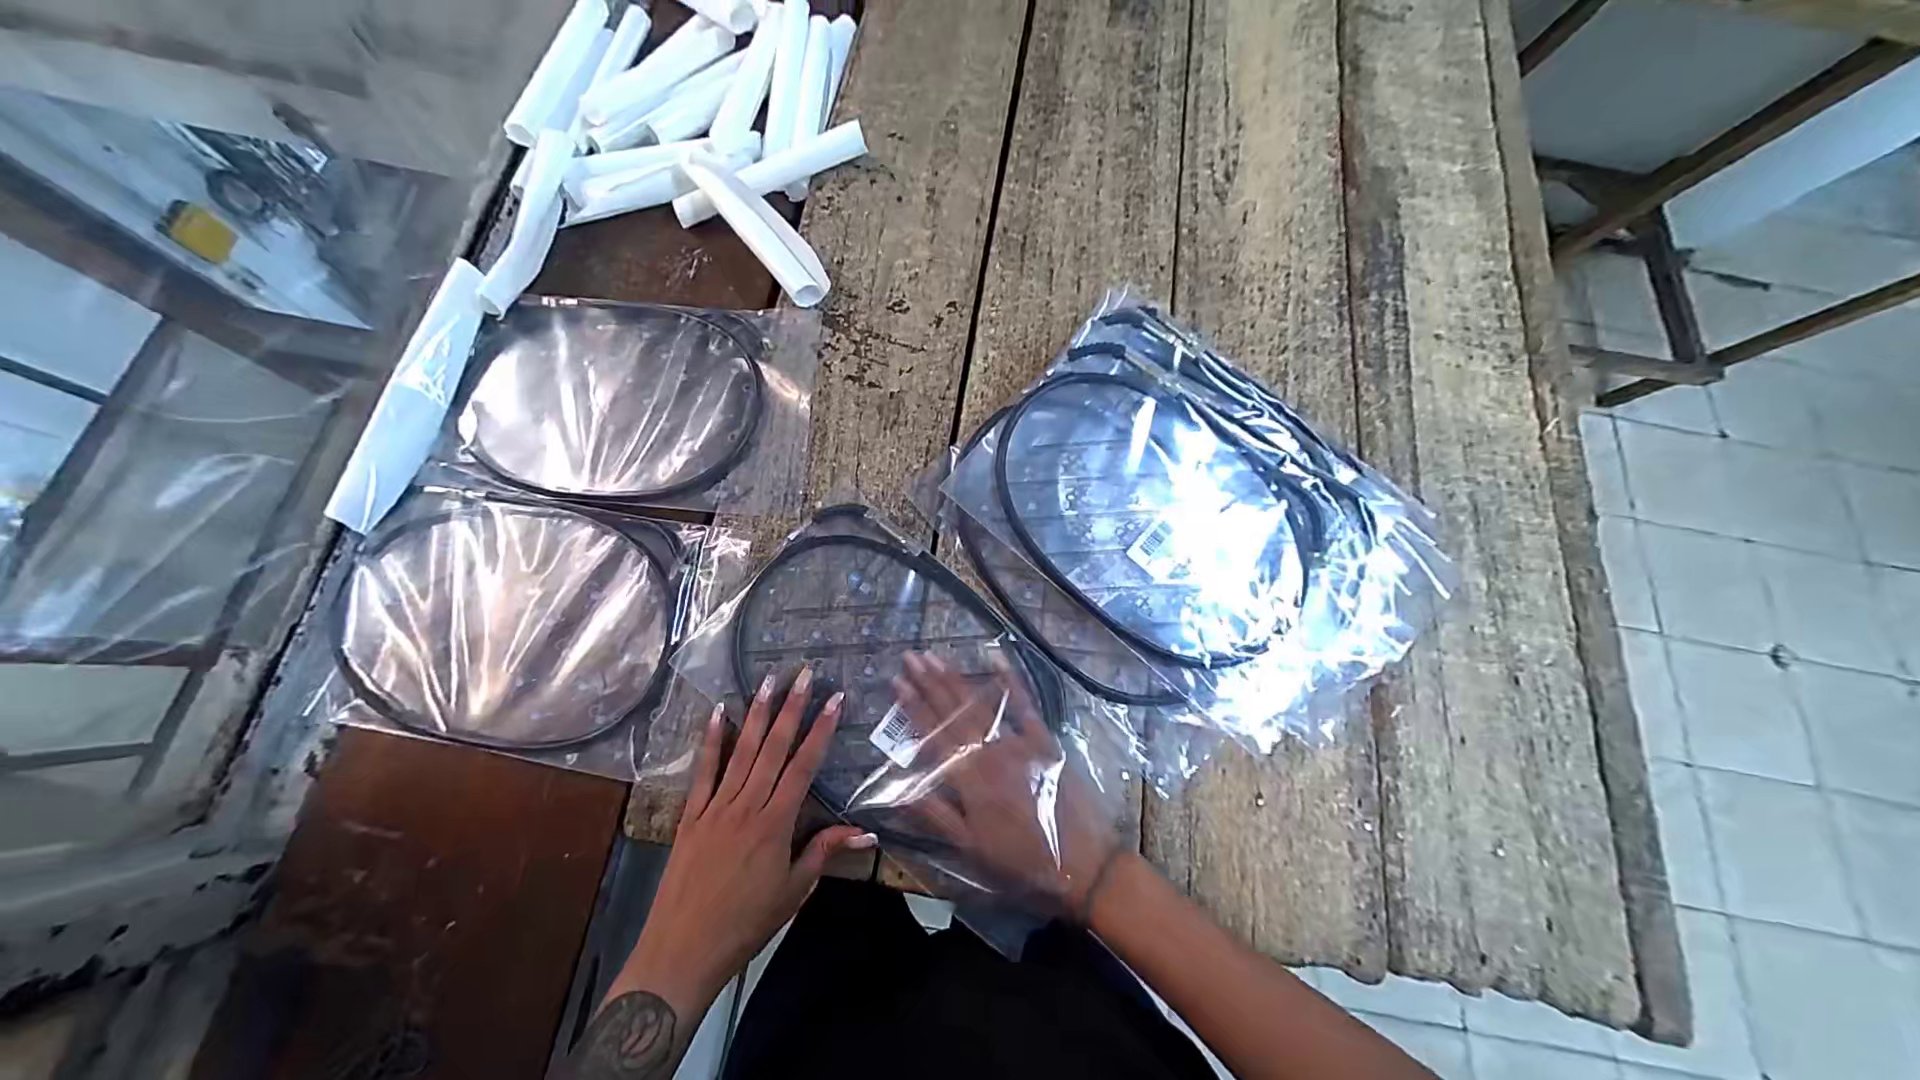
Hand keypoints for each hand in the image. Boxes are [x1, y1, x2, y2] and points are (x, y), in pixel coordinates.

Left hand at [607, 667, 875, 1016]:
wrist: (682, 951)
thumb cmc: (745, 925)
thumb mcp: (793, 891)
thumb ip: (824, 852)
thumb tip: (866, 833)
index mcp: (776, 824)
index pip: (804, 766)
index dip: (821, 730)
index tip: (834, 700)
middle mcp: (747, 806)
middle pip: (774, 748)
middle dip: (791, 708)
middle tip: (802, 674)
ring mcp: (715, 807)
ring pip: (742, 751)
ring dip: (756, 713)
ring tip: (768, 681)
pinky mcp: (690, 815)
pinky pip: (703, 771)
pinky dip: (711, 741)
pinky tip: (717, 713)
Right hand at [891, 652, 1122, 919]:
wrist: (1084, 864)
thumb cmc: (1022, 861)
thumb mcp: (971, 848)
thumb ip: (935, 815)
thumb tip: (898, 789)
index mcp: (969, 781)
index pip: (934, 737)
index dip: (914, 709)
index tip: (897, 683)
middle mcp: (990, 755)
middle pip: (953, 714)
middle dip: (929, 683)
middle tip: (911, 656)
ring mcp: (1019, 744)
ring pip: (980, 706)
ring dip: (957, 680)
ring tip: (936, 657)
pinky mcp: (1045, 741)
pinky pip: (1024, 706)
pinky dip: (1009, 682)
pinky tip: (995, 659)